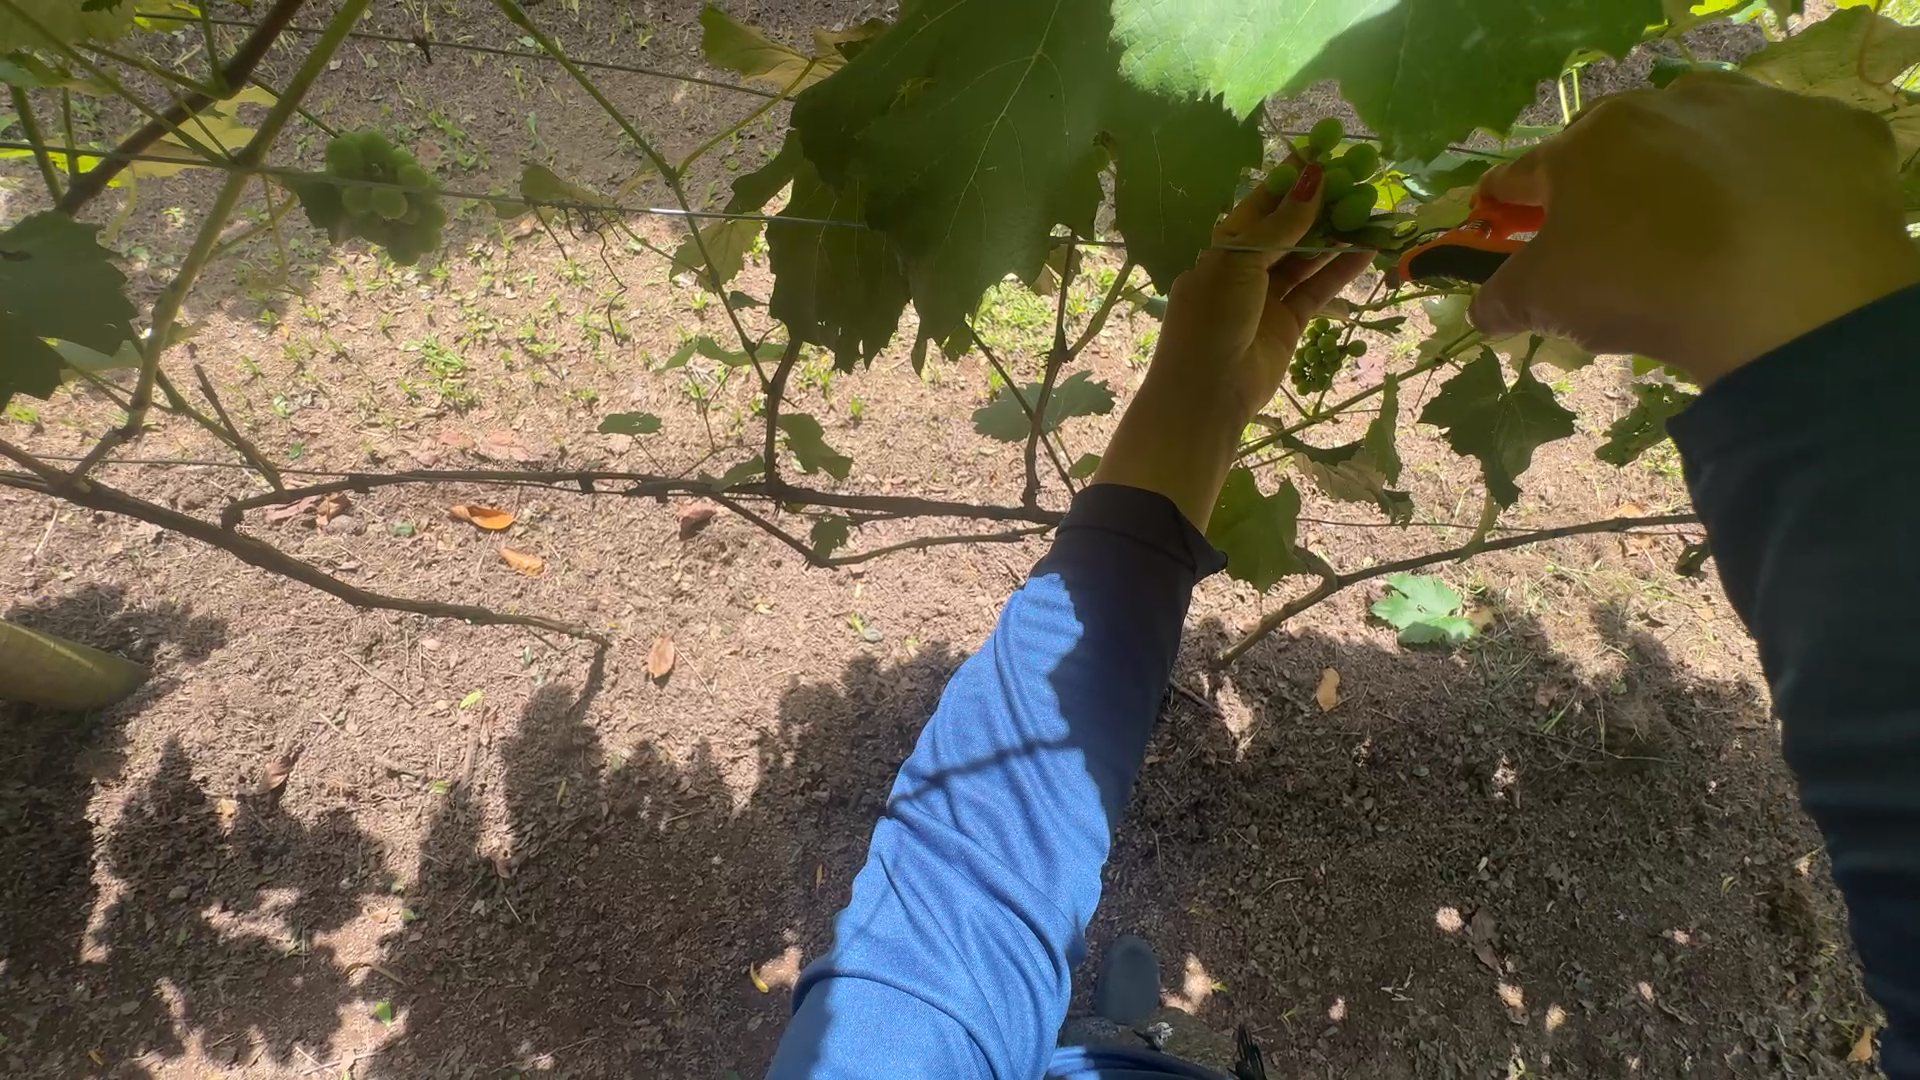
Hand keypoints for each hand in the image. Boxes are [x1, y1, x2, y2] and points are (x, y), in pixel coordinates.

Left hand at [1094, 167, 1371, 528]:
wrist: (1206, 393)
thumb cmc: (1210, 323)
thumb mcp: (1238, 266)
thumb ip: (1279, 227)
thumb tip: (1314, 179)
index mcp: (1220, 252)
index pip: (1259, 207)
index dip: (1290, 182)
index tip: (1325, 152)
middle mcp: (1243, 272)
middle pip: (1288, 231)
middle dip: (1321, 206)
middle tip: (1362, 177)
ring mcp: (1266, 298)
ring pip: (1308, 258)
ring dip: (1338, 235)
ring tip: (1375, 206)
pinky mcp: (1288, 322)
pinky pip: (1318, 288)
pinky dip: (1342, 269)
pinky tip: (1370, 247)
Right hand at [1471, 73, 1919, 385]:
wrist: (1784, 292)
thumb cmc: (1630, 283)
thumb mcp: (1535, 302)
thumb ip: (1495, 299)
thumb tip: (1485, 309)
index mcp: (1584, 145)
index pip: (1521, 173)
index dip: (1501, 202)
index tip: (1495, 220)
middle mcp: (1666, 106)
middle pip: (1608, 143)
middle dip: (1591, 181)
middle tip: (1591, 232)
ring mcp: (1756, 108)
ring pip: (1690, 137)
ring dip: (1671, 173)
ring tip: (1674, 230)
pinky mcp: (1830, 130)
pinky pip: (1771, 154)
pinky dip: (1751, 185)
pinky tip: (1747, 230)